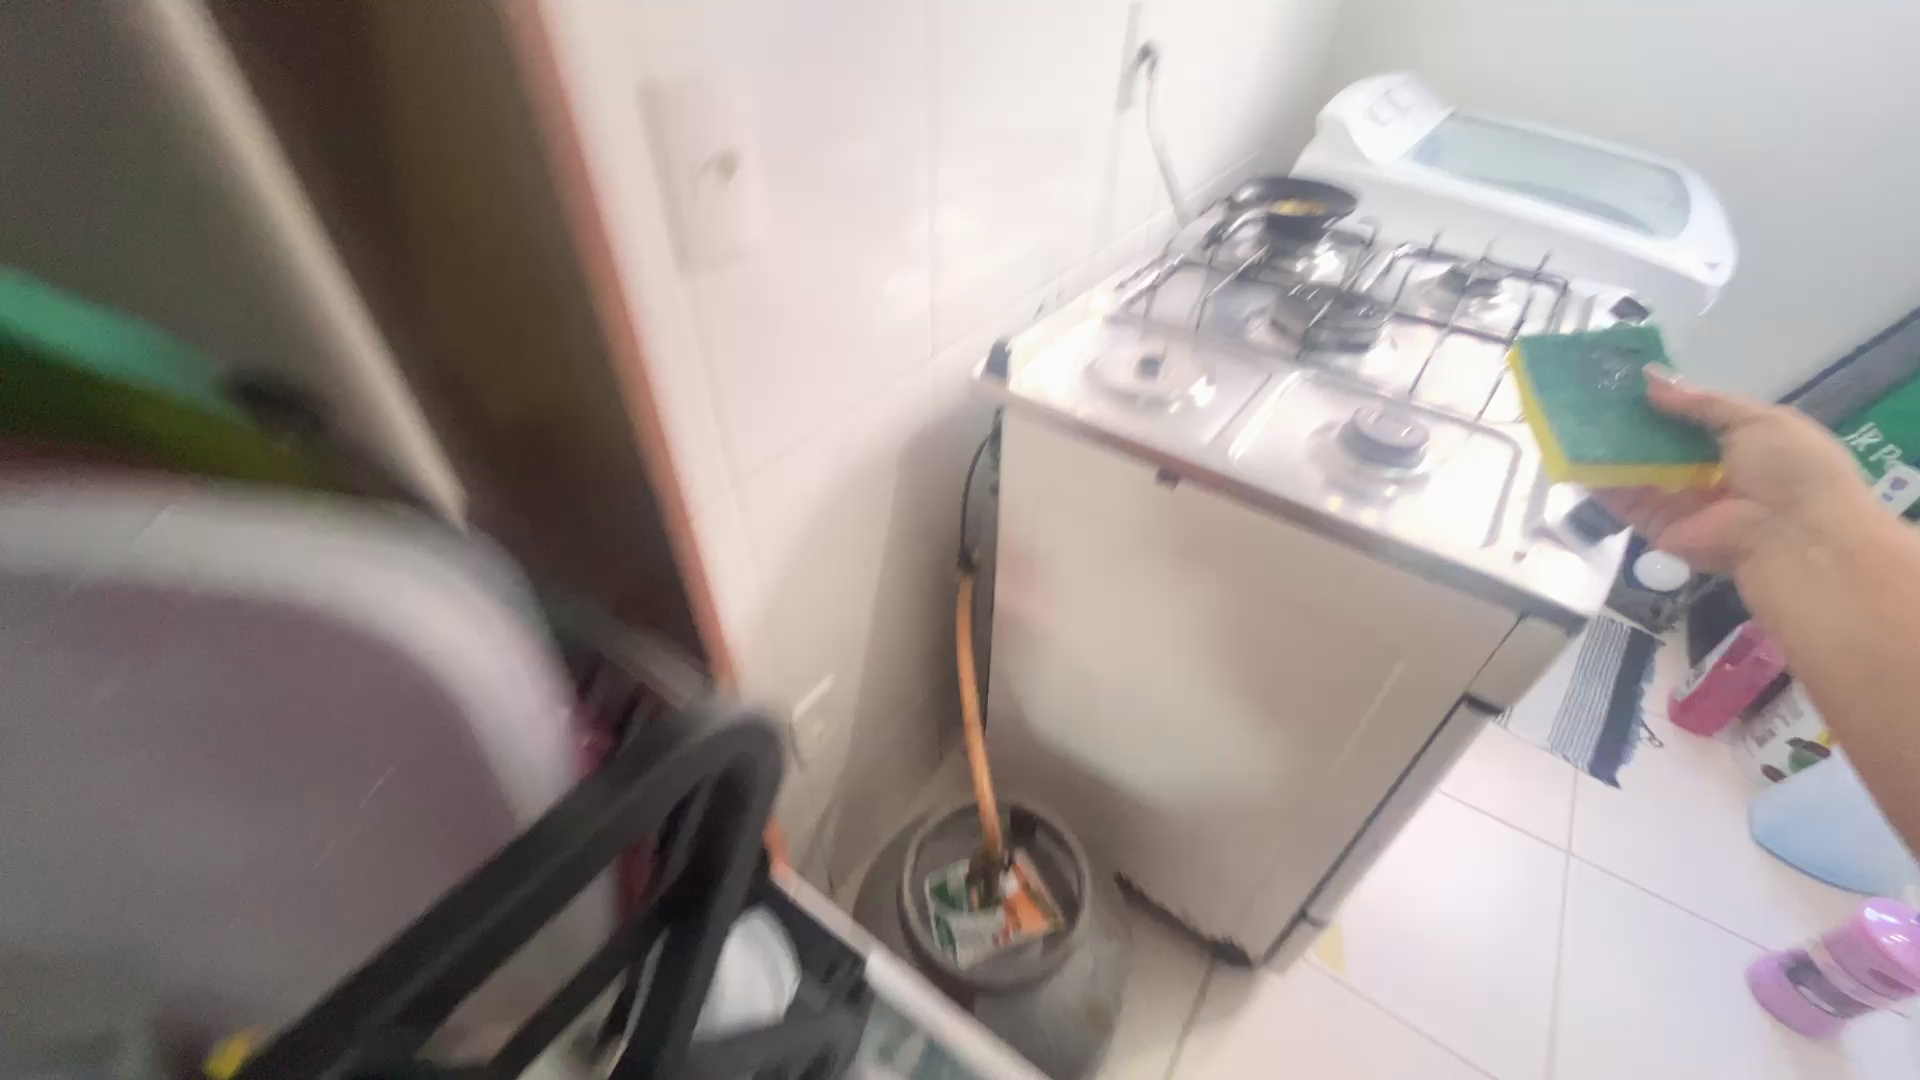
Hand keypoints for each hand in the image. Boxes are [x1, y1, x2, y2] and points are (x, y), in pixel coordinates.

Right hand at [1593, 366, 1871, 575]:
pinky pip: (1621, 499)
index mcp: (1745, 445)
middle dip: (1629, 426)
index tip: (1628, 385)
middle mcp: (1709, 472)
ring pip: (1636, 470)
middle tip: (1591, 402)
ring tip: (1573, 426)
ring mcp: (1679, 499)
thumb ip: (1704, 403)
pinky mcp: (1654, 522)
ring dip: (1608, 452)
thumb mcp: (1760, 421)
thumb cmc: (1790, 471)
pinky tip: (1574, 460)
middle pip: (1660, 445)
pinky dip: (1598, 482)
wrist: (1789, 535)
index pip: (1694, 421)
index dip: (1665, 403)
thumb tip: (1650, 379)